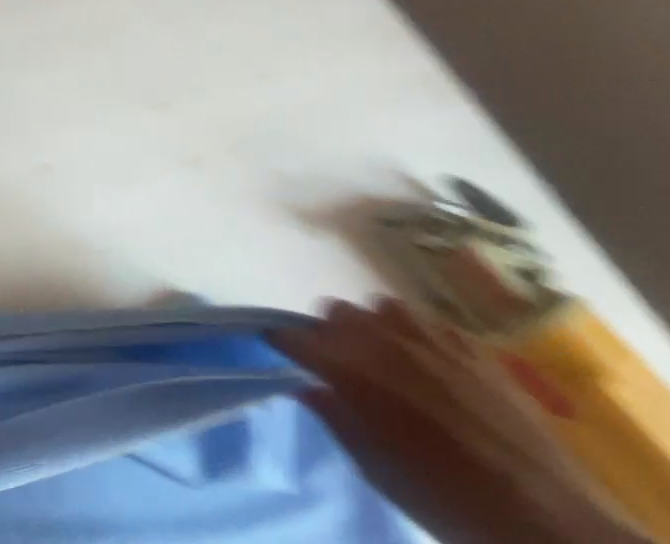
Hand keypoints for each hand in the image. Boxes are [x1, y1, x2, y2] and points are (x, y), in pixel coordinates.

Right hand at [271, 299, 645, 543]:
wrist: (546, 518)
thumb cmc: (445, 498)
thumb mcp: (376, 469)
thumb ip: (338, 420)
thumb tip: (311, 388)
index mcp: (354, 374)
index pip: (297, 337)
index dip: (281, 340)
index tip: (276, 347)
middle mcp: (388, 346)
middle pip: (337, 311)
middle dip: (329, 331)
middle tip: (336, 360)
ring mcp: (437, 343)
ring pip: (383, 306)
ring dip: (375, 325)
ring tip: (383, 353)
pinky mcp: (478, 351)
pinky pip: (433, 321)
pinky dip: (419, 333)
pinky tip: (429, 359)